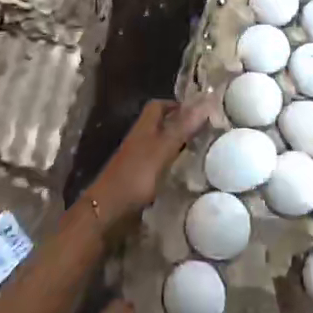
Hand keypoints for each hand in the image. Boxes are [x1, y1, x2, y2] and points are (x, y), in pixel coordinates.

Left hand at [82, 98, 209, 230]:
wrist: (108, 209)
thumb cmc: (135, 176)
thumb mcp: (162, 150)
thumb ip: (181, 129)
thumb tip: (204, 103)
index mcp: (143, 128)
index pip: (158, 106)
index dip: (176, 105)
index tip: (199, 112)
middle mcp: (139, 140)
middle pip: (159, 125)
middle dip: (179, 126)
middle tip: (204, 133)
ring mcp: (137, 160)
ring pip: (159, 145)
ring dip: (177, 146)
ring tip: (201, 152)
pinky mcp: (138, 179)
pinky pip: (158, 165)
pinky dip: (172, 165)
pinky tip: (186, 174)